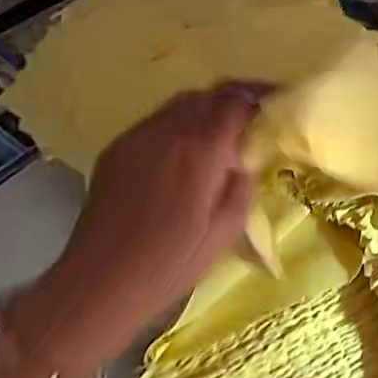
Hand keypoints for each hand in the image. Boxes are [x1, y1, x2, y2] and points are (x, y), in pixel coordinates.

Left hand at [10, 84, 266, 372]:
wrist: (99, 284)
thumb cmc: (173, 261)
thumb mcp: (229, 225)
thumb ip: (245, 179)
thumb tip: (248, 155)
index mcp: (202, 148)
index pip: (237, 101)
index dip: (261, 98)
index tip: (277, 105)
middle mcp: (169, 131)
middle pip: (209, 93)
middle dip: (235, 98)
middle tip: (254, 114)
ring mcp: (138, 137)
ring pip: (182, 102)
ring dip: (207, 108)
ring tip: (222, 130)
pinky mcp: (117, 149)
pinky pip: (158, 120)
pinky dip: (181, 123)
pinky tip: (186, 150)